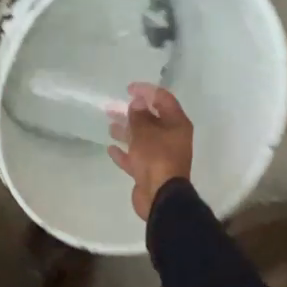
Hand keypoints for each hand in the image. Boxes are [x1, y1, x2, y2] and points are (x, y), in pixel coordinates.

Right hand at [108, 82, 193, 220]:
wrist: (160, 196)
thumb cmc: (156, 158)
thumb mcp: (145, 132)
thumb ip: (139, 116)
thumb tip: (137, 103)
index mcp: (176, 124)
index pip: (163, 99)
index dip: (146, 91)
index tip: (128, 89)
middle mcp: (171, 138)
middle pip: (151, 120)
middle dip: (132, 113)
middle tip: (113, 107)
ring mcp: (161, 156)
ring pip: (142, 139)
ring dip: (127, 132)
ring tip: (110, 125)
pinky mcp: (150, 172)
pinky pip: (136, 158)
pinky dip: (125, 153)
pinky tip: (111, 149)